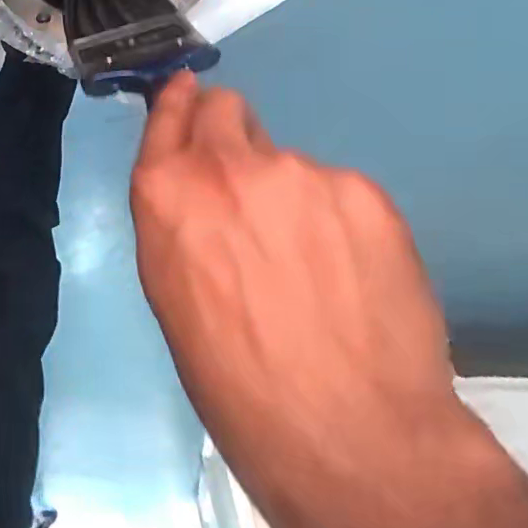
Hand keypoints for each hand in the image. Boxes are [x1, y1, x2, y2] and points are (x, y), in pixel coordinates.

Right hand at [131, 73, 479, 513]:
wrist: (348, 436)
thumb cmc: (232, 378)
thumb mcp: (170, 290)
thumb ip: (177, 217)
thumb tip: (195, 188)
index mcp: (166, 192)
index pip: (168, 112)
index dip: (179, 100)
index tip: (187, 91)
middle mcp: (225, 166)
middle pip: (225, 106)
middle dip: (230, 132)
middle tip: (251, 189)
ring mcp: (298, 172)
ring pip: (285, 157)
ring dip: (286, 190)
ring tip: (310, 260)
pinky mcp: (362, 190)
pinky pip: (337, 189)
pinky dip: (336, 217)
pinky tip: (349, 271)